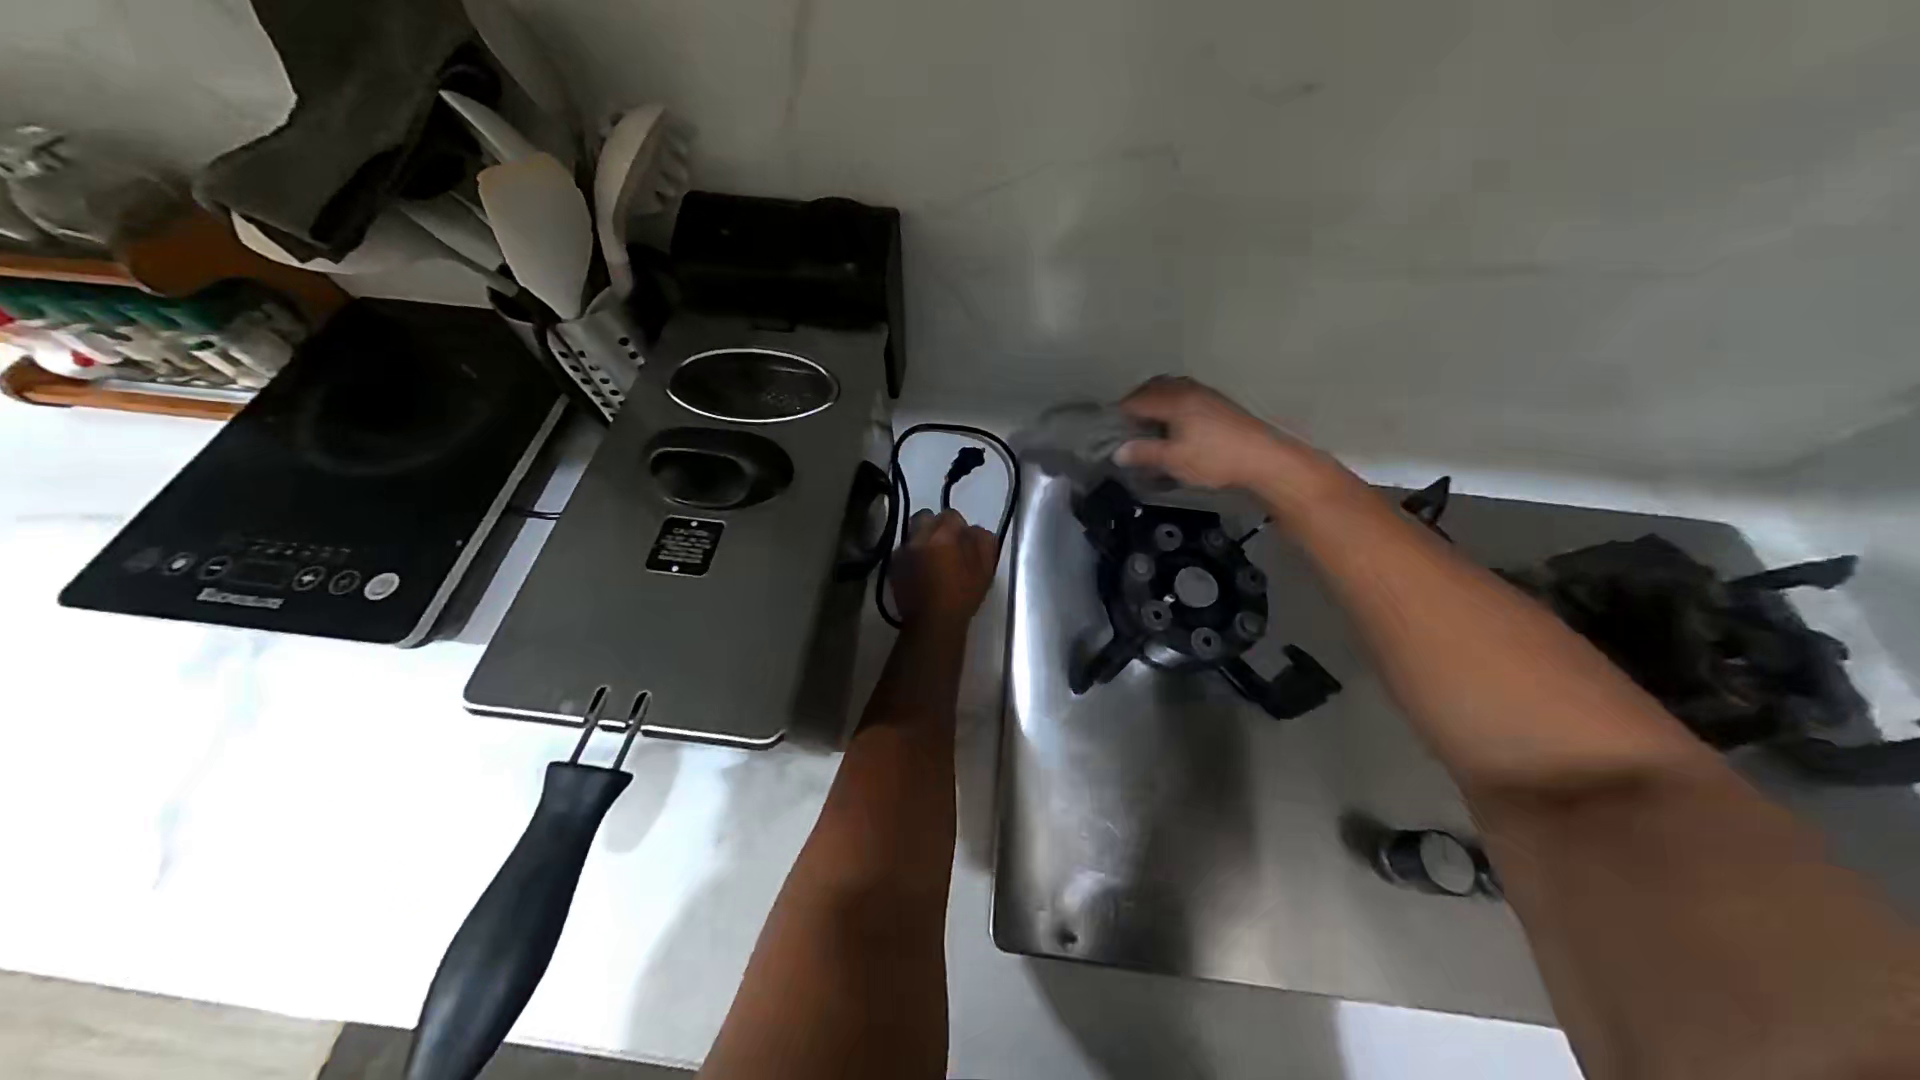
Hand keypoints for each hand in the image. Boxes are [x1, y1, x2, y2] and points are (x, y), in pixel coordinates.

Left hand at [890, 509, 998, 626]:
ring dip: (921, 539)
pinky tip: (919, 571)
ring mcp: (903, 551)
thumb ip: (982, 540)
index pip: (951, 514)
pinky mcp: (893, 566)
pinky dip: (911, 555)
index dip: (959, 526)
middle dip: (935, 526)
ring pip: (912, 532)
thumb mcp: (985, 568)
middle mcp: (919, 537)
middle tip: (945, 544)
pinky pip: (903, 551)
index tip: (963, 541)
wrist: (933, 623)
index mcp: (944, 535)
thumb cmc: (963, 595)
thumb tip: (973, 530)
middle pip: (926, 517)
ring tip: (931, 557)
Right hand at [1114, 376, 1358, 514]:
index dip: (1120, 413)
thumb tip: (1118, 452)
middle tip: (1126, 424)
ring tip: (1148, 424)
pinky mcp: (1218, 403)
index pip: (1137, 399)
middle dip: (1136, 403)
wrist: (1264, 458)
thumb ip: (1144, 453)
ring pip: (1171, 389)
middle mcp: (1188, 389)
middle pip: (1153, 388)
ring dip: (1155, 402)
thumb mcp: (1174, 460)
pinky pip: (1185, 395)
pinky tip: (1175, 424)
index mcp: (1174, 399)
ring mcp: (1206, 394)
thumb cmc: (1215, 459)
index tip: (1110, 429)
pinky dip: (1172, 404)